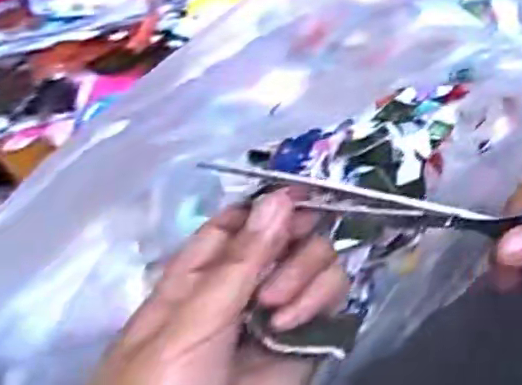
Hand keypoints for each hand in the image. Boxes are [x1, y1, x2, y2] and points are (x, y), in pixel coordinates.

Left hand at [92, 192, 350, 384]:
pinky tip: (295, 320)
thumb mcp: (186, 328)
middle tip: (293, 245)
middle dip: (297, 236)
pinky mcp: (312, 324)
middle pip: (288, 233)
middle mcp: (241, 288)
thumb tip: (282, 195)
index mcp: (193, 286)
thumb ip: (239, 262)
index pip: (232, 226)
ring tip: (278, 305)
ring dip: (306, 270)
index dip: (263, 206)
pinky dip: (321, 296)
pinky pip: (336, 286)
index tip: (298, 192)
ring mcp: (279, 306)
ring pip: (318, 255)